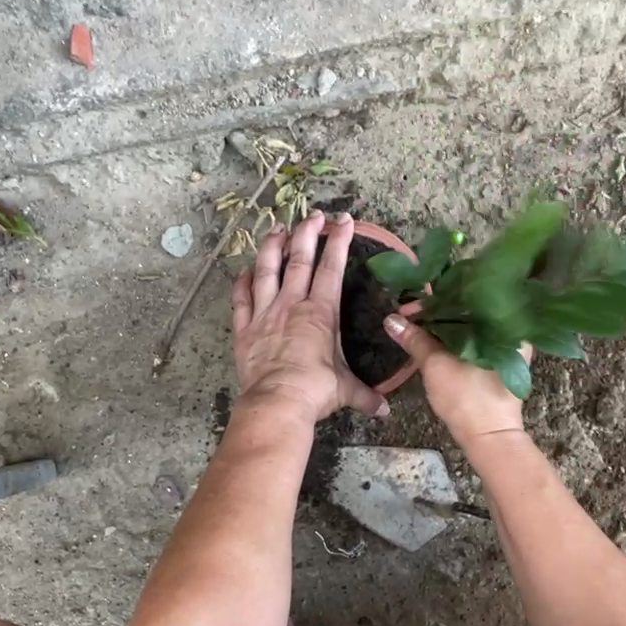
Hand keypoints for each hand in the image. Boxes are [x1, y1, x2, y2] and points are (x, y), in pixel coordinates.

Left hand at [231, 212, 387, 420]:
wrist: (278, 402)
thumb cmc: (315, 391)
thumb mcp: (346, 390)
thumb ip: (365, 395)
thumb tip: (384, 411)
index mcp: (321, 313)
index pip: (332, 268)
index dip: (339, 242)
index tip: (344, 221)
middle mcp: (292, 305)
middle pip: (299, 259)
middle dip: (307, 233)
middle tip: (313, 215)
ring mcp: (265, 314)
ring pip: (266, 270)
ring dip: (272, 247)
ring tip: (277, 229)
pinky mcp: (245, 329)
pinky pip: (241, 299)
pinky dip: (242, 282)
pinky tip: (244, 270)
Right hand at [383, 314, 525, 441]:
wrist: (489, 437)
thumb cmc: (467, 398)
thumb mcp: (435, 364)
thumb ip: (414, 339)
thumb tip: (389, 319)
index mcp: (504, 322)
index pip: (465, 296)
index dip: (433, 300)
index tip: (407, 308)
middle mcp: (510, 330)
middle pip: (467, 310)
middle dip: (436, 312)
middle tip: (407, 316)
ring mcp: (506, 347)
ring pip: (468, 326)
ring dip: (442, 326)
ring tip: (415, 325)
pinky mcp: (498, 362)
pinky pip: (472, 340)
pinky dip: (453, 339)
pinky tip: (432, 340)